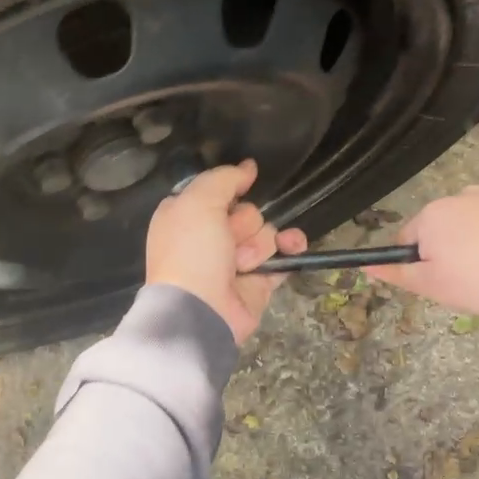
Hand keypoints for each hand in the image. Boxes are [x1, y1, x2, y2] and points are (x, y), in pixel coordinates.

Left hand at [145, 160, 307, 343]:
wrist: (200, 310)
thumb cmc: (191, 252)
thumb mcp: (198, 202)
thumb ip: (223, 179)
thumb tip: (248, 167)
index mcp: (186, 217)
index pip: (218, 191)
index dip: (230, 190)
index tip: (239, 190)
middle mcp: (210, 237)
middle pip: (246, 211)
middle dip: (243, 224)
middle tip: (227, 242)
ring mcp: (235, 260)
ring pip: (265, 232)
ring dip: (259, 244)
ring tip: (242, 264)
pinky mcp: (259, 280)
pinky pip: (284, 253)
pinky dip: (291, 247)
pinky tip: (292, 245)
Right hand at [363, 187, 478, 316]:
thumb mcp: (432, 286)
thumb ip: (398, 273)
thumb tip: (367, 266)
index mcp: (432, 216)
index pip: (409, 239)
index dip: (419, 262)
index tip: (438, 280)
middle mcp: (462, 195)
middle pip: (446, 226)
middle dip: (453, 248)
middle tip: (471, 278)